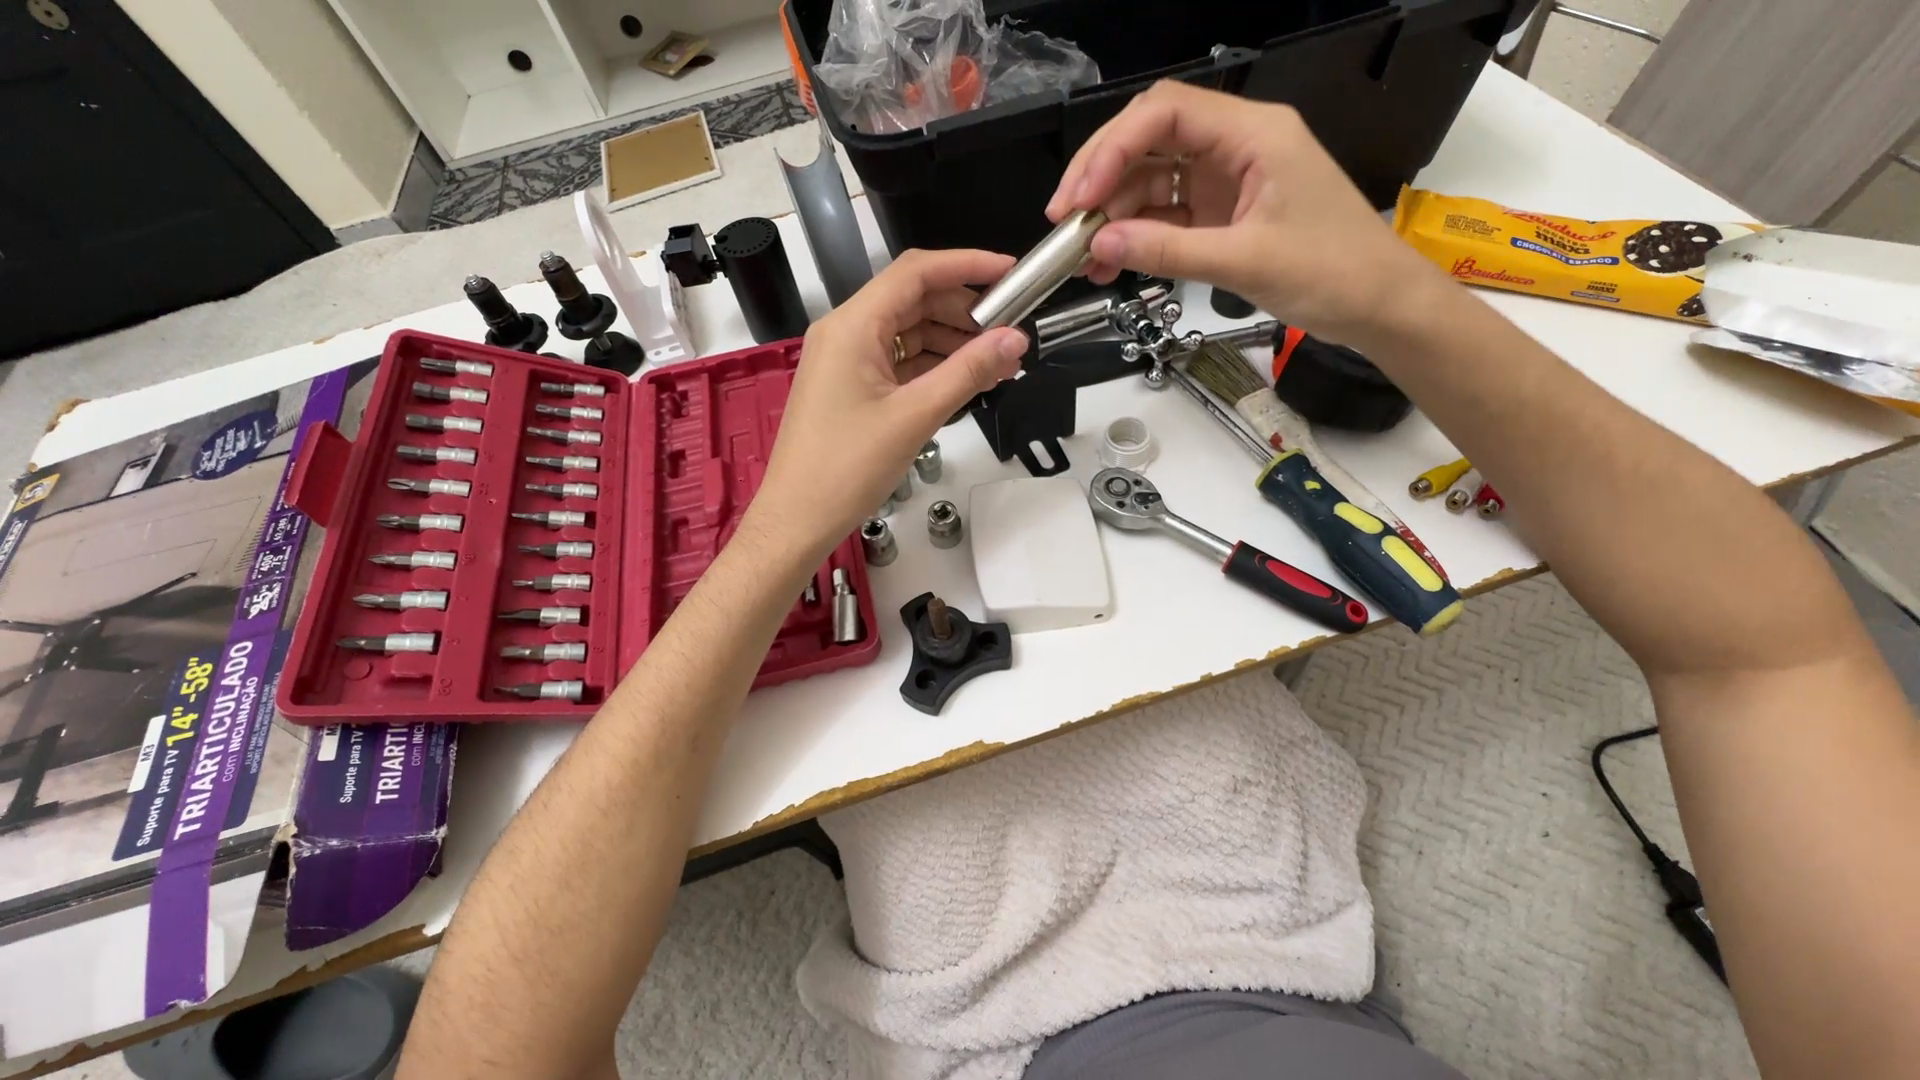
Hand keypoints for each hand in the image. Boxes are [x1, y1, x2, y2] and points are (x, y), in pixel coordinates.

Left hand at [750, 249, 1027, 552]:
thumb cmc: (843, 470)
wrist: (797, 519)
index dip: (966, 265)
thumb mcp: (915, 416)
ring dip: (953, 340)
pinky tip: (966, 379)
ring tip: (998, 361)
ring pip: (908, 332)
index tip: (1010, 272)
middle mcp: (845, 333)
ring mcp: (845, 360)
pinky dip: (933, 366)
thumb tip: (1014, 340)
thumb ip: (968, 372)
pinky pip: (898, 361)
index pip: (915, 273)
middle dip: (965, 309)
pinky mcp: (850, 387)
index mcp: (851, 326)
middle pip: (914, 299)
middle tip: (1011, 330)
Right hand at [1047, 81, 1441, 346]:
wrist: (1378, 306)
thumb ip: (1169, 250)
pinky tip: (1110, 262)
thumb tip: (1101, 244)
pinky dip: (1135, 236)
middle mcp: (1236, 146)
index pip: (1165, 114)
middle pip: (1149, 141)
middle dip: (1101, 178)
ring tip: (1083, 258)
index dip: (1112, 148)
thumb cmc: (1334, 273)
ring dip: (1112, 215)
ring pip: (1151, 180)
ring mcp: (1227, 180)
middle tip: (1063, 222)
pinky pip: (1165, 213)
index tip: (1079, 197)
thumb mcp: (1246, 262)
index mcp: (1253, 134)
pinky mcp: (1222, 212)